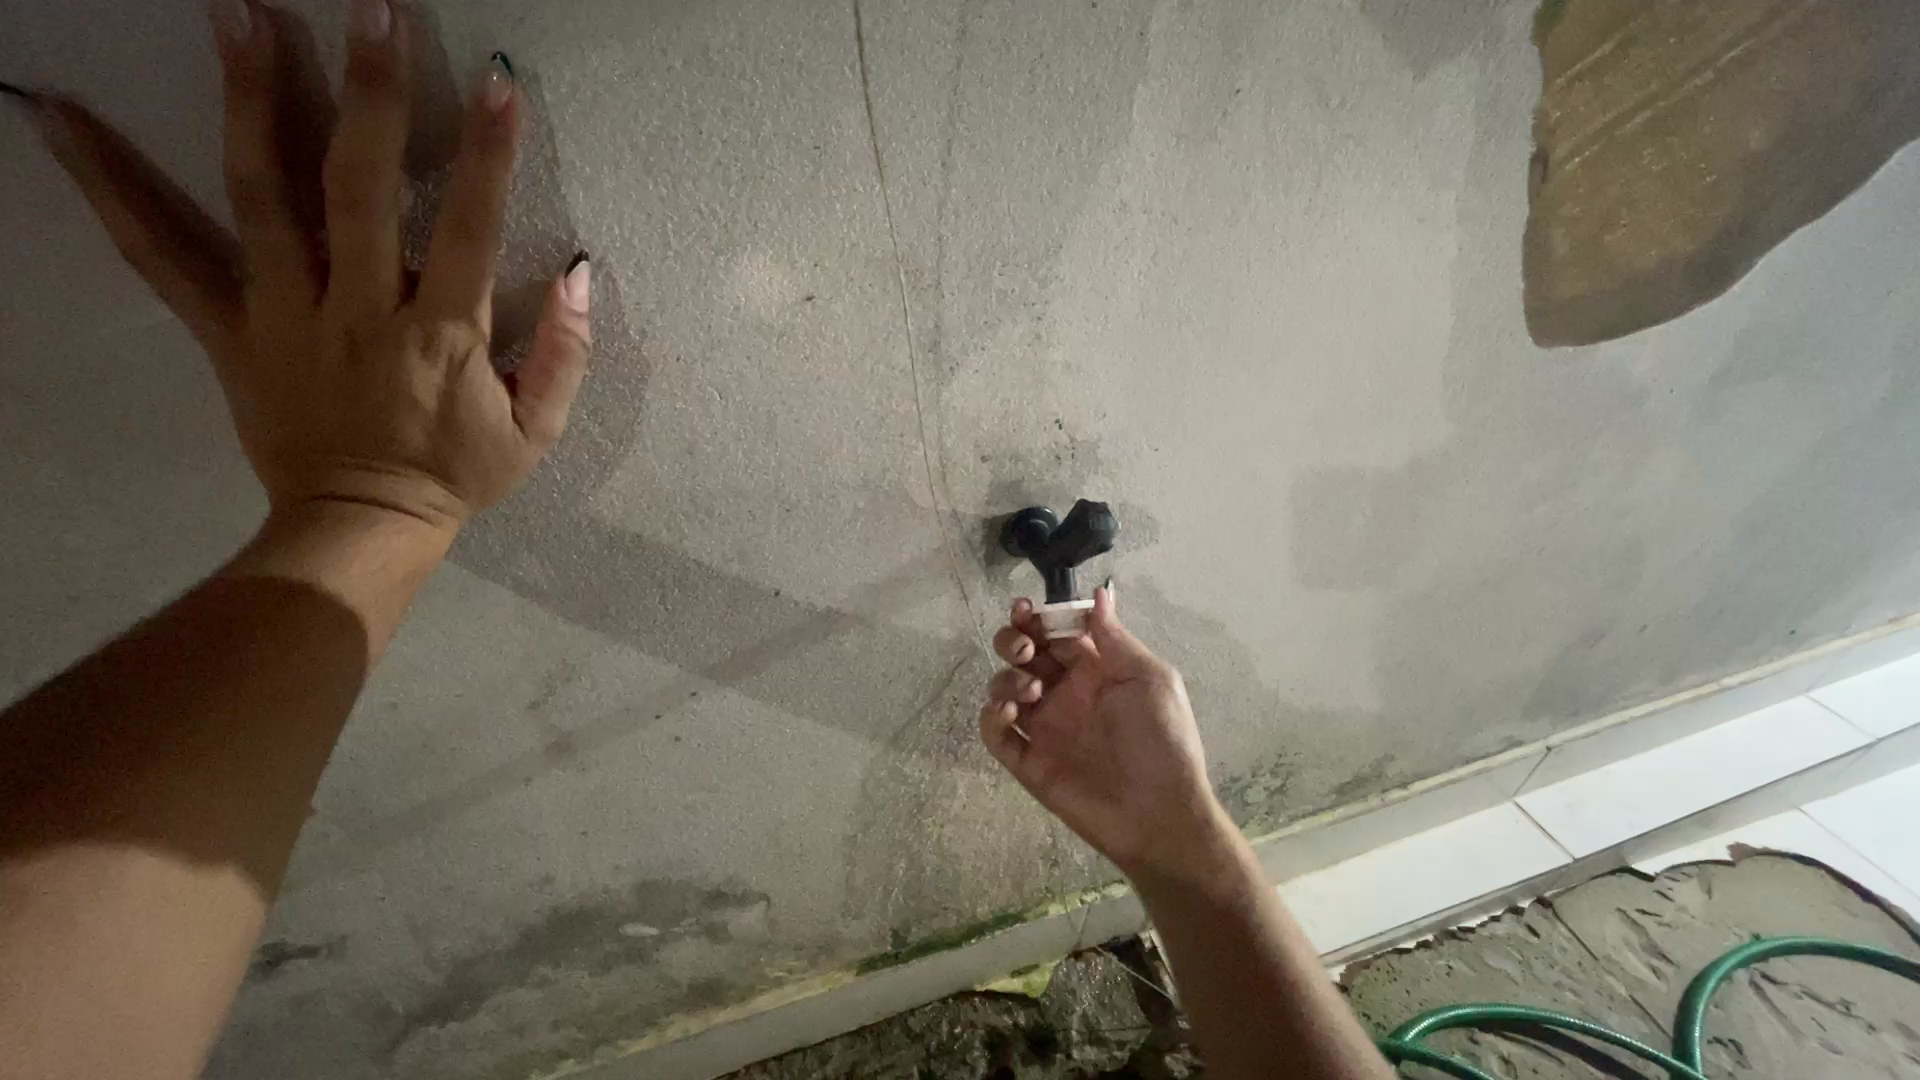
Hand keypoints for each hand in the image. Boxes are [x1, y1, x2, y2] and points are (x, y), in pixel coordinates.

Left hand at [22, 0, 590, 535]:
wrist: (364, 522)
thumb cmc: (460, 473)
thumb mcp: (539, 430)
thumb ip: (566, 354)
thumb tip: (580, 275)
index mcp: (443, 337)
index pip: (468, 229)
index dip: (487, 155)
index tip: (496, 85)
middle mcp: (360, 311)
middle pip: (358, 188)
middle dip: (368, 95)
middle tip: (365, 9)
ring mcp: (284, 315)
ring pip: (262, 197)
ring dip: (252, 102)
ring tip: (240, 16)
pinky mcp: (229, 330)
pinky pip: (162, 255)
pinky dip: (107, 185)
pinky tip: (55, 114)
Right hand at [978, 586, 1231, 877]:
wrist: (1159, 815)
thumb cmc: (1162, 741)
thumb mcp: (1149, 679)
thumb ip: (1114, 638)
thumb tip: (1097, 592)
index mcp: (1094, 669)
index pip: (1054, 632)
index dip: (1036, 618)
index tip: (1026, 610)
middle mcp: (1064, 693)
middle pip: (1021, 654)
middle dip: (1013, 641)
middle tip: (1024, 651)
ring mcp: (1044, 727)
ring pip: (1002, 688)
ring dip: (1006, 679)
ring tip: (1029, 693)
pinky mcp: (1028, 761)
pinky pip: (995, 734)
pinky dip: (991, 718)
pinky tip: (1009, 715)